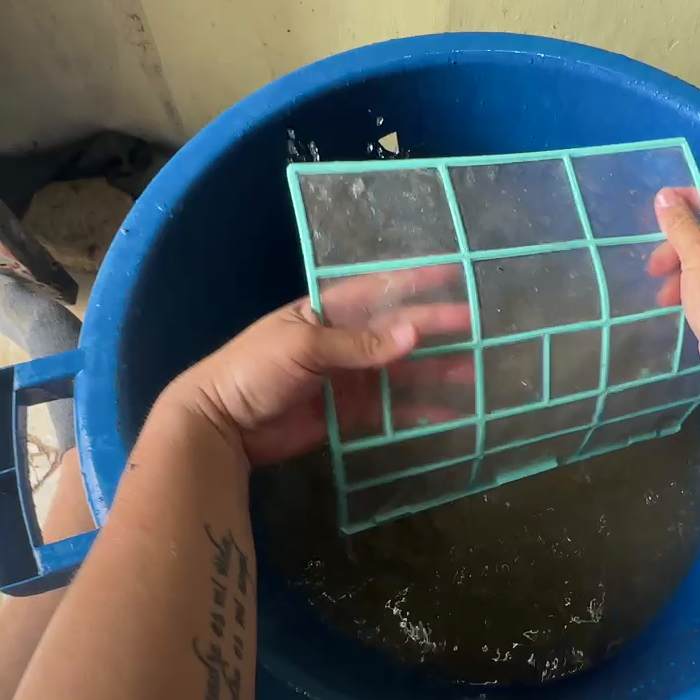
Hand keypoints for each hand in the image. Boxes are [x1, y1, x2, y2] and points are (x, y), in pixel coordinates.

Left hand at [163, 267, 470, 464]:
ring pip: (402, 372)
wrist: (222, 425)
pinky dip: (419, 413)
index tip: (454, 274)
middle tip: (477, 328)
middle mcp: (345, 341)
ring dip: (436, 371)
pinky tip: (447, 415)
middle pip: (399, 332)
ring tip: (474, 373)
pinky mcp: (351, 413)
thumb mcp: (303, 347)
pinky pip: (392, 410)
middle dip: (437, 328)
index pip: (381, 290)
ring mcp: (350, 379)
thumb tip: (414, 334)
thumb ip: (359, 345)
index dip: (416, 281)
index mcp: (329, 311)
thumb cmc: (253, 369)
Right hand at [648, 186, 699, 380]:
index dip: (684, 200)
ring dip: (677, 269)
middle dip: (675, 246)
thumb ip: (678, 224)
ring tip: (663, 293)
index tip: (656, 209)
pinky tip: (671, 301)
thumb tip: (664, 195)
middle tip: (654, 265)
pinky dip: (687, 284)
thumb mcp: (695, 256)